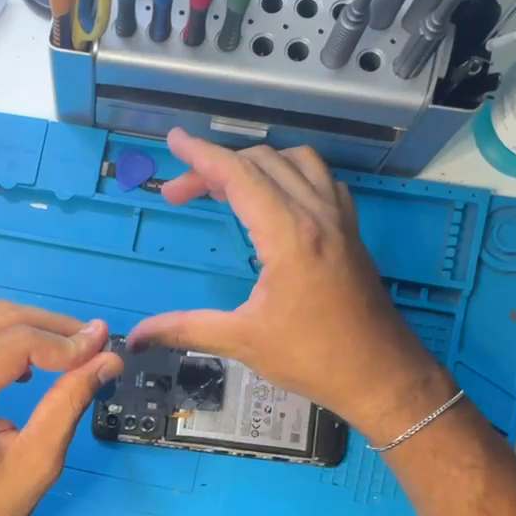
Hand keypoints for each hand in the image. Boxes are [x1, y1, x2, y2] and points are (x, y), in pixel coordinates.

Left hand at [0, 300, 122, 515]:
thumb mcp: (35, 462)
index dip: (65, 341)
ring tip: (55, 352)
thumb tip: (107, 358)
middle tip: (89, 343)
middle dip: (48, 326)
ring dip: (18, 324)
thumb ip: (69, 403)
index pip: (16, 341)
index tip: (102, 349)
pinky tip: (16, 362)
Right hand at [128, 129, 454, 442]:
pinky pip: (320, 180)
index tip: (174, 141)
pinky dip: (290, 174)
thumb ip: (185, 330)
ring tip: (223, 187)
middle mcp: (316, 213)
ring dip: (254, 163)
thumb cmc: (312, 357)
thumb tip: (137, 337)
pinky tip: (274, 197)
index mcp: (288, 234)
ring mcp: (338, 218)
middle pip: (261, 163)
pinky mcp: (350, 230)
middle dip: (214, 167)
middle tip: (179, 193)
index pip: (238, 175)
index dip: (201, 156)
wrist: (379, 373)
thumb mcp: (242, 342)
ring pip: (295, 161)